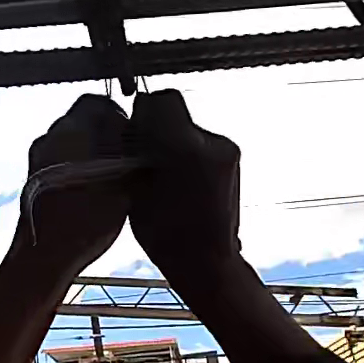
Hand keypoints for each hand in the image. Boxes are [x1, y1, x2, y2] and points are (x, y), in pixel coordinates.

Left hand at [8, 94, 129, 281]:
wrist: (42, 258)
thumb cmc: (84, 221)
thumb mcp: (124, 190)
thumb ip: (136, 163)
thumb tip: (149, 152)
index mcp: (71, 131)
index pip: (94, 102)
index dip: (118, 113)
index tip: (133, 132)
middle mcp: (49, 138)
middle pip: (82, 121)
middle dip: (106, 133)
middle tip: (128, 154)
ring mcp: (37, 159)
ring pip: (70, 142)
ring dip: (91, 151)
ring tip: (114, 175)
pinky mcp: (33, 179)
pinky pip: (59, 160)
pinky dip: (77, 166)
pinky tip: (94, 190)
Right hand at [127, 90, 242, 301]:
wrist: (208, 261)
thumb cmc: (166, 236)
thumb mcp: (136, 191)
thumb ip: (135, 153)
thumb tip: (131, 128)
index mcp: (185, 149)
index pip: (163, 100)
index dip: (144, 111)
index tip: (134, 129)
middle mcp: (212, 143)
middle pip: (176, 111)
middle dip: (157, 126)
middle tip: (143, 153)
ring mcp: (227, 150)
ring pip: (188, 127)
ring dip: (173, 140)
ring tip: (162, 171)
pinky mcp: (232, 158)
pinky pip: (201, 142)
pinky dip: (187, 152)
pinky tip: (179, 177)